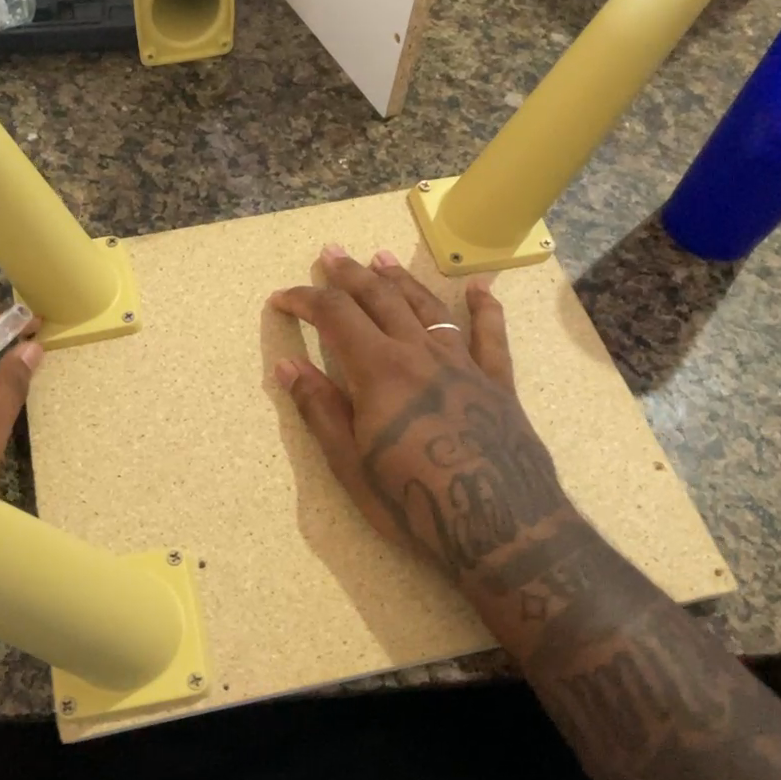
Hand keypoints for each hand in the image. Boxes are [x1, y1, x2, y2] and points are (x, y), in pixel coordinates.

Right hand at [268, 246, 573, 592]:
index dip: (305, 300)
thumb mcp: (350, 464)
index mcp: (379, 370)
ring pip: (427, 307)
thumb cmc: (412, 502)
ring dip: (400, 280)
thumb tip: (286, 367)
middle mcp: (420, 353)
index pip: (334, 316)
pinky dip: (483, 308)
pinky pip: (490, 334)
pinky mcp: (497, 382)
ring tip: (380, 258)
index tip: (282, 297)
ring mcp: (463, 363)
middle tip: (330, 253)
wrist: (498, 526)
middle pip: (380, 298)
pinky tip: (478, 289)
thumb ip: (320, 409)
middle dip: (350, 274)